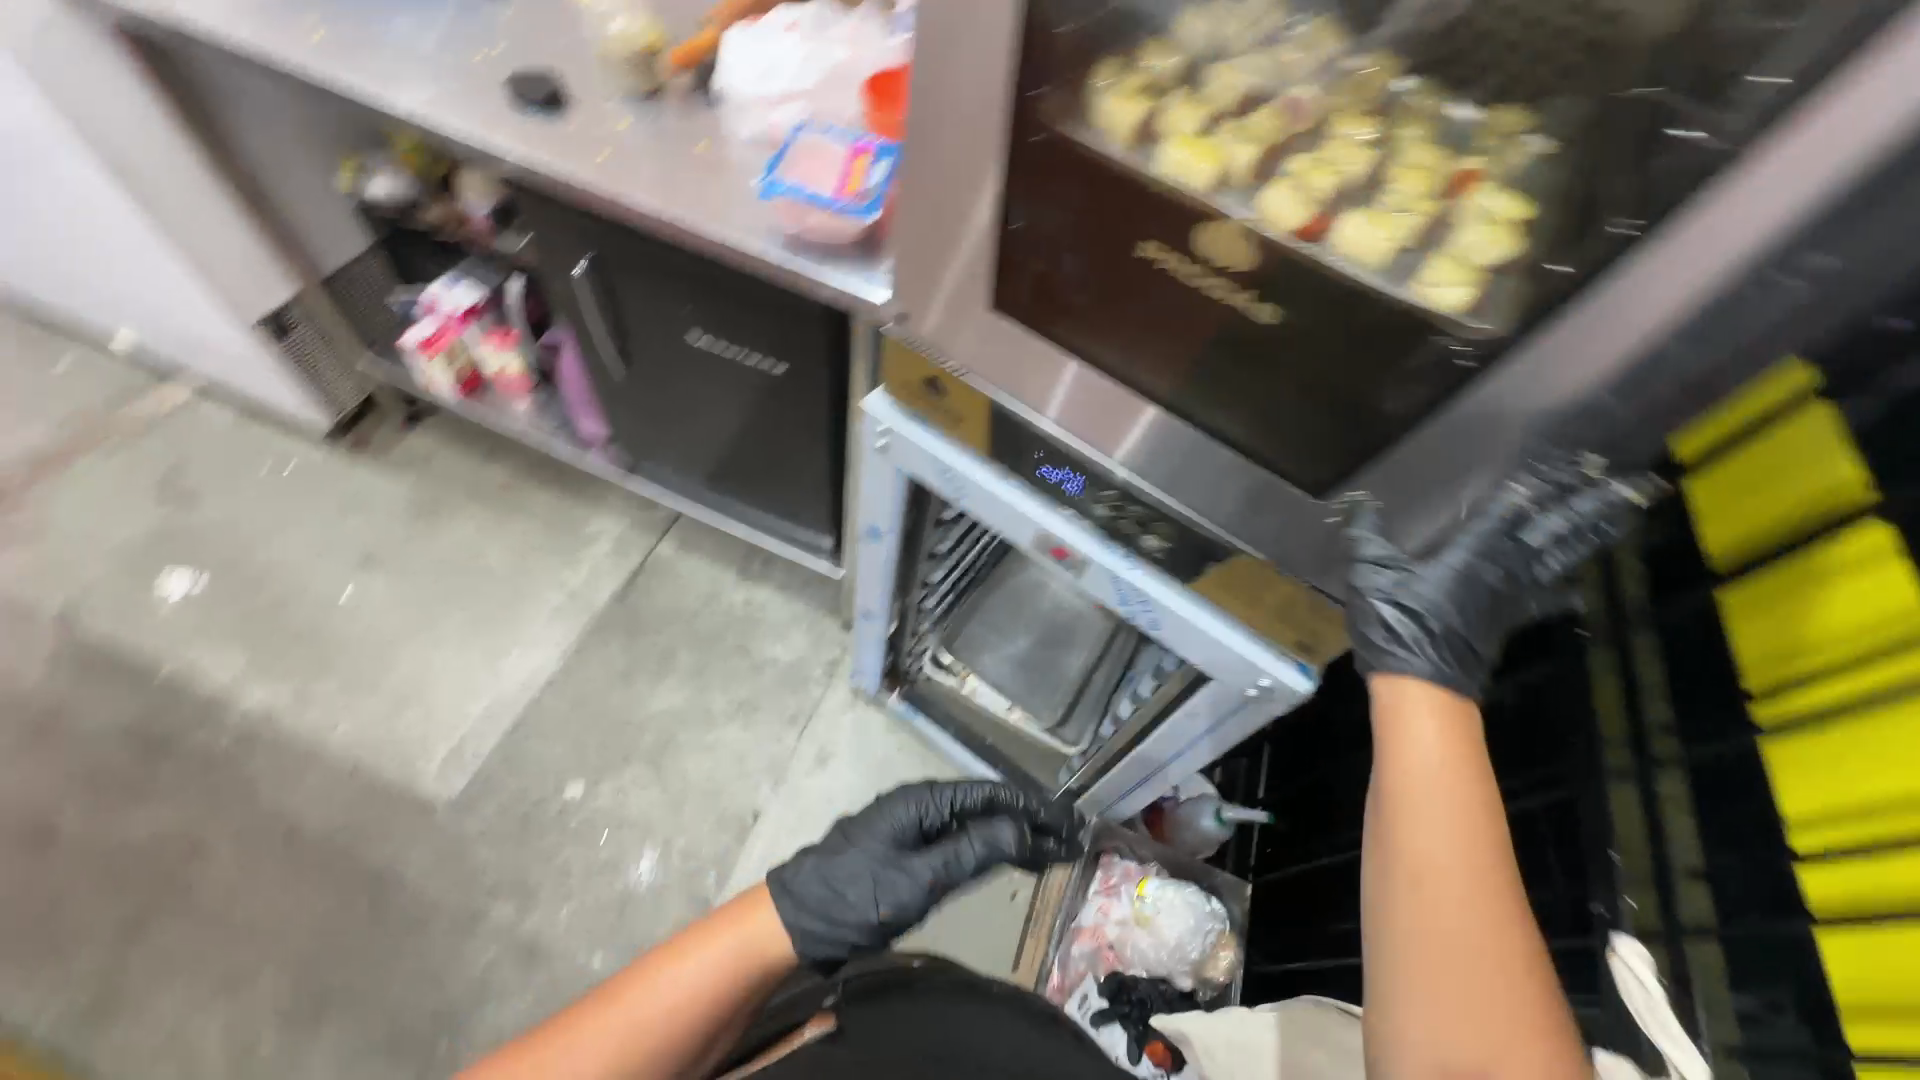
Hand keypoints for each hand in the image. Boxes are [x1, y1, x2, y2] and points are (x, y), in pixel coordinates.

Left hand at [766, 780, 1083, 965]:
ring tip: (1053, 853)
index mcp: (923, 801)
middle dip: (1029, 822)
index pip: (990, 794)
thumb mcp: (919, 878)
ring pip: (974, 825)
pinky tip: (1010, 861)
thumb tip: (1025, 830)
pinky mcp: (908, 853)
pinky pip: (958, 843)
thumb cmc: (856, 897)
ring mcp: (914, 829)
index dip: (1033, 806)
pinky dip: (988, 851)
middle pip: (986, 807)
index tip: (1069, 821)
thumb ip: (972, 851)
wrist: (798, 922)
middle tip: (1071, 841)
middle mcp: (922, 806)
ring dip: (1013, 837)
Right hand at [1344, 456, 1665, 700]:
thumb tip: (1362, 502)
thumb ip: (1368, 534)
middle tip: (1631, 482)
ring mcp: (1513, 594)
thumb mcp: (1370, 572)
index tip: (1572, 461)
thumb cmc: (1397, 622)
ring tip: (1625, 512)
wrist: (1420, 683)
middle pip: (1556, 529)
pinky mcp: (1511, 618)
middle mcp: (1504, 567)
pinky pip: (1546, 599)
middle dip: (1590, 504)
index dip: (1541, 483)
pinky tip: (1579, 590)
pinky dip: (1564, 593)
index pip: (1513, 507)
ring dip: (1593, 534)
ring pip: (1562, 557)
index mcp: (1473, 551)